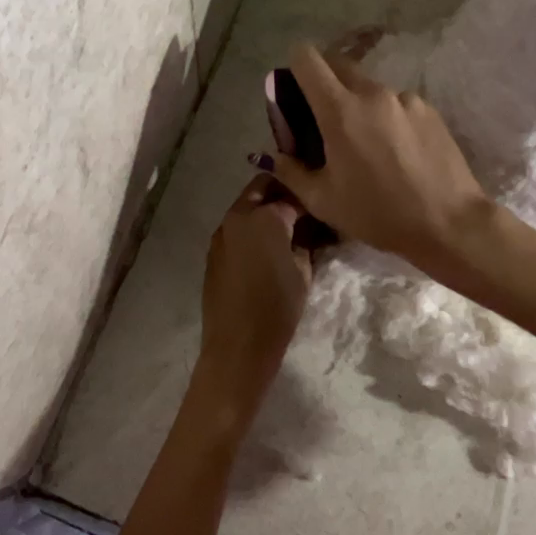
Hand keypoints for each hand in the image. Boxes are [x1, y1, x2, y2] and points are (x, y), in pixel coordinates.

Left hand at [196, 175, 312, 401]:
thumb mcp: (304, 271)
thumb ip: (305, 241)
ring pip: (246, 206)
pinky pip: (236, 228)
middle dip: (283, 194)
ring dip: (265, 210)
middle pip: (263, 189)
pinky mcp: (213, 251)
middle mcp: (239, 216)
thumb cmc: (277, 307)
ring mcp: (222, 233)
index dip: (310, 202)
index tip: (322, 211)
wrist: (237, 345)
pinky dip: (252, 229)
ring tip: (286, 230)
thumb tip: (306, 229)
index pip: (294, 196)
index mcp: (265, 216)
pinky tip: (266, 248)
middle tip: (303, 212)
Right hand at [270, 43, 499, 269]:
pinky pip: (396, 104)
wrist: (449, 223)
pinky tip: (396, 153)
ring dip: (358, 104)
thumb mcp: (323, 201)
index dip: (294, 67)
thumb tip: (276, 154)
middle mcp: (372, 92)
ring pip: (369, 88)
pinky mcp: (429, 109)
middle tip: (323, 120)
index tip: (294, 91)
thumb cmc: (379, 214)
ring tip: (366, 145)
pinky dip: (387, 118)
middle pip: (339, 64)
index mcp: (340, 110)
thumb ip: (291, 171)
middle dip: (324, 82)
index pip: (307, 58)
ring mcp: (405, 98)